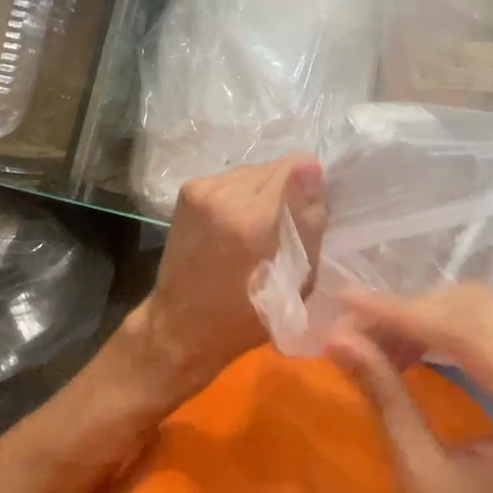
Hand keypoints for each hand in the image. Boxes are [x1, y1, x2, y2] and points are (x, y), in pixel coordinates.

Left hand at [125, 155, 329, 400]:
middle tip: (283, 229)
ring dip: (264, 192)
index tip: (306, 215)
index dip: (309, 188)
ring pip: (254, 170)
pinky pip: (233, 178)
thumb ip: (308, 224)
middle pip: (275, 167)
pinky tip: (237, 223)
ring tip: (259, 228)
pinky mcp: (188, 188)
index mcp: (249, 220)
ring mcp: (201, 187)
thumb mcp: (293, 284)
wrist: (179, 324)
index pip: (295, 167)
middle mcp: (222, 193)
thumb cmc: (242, 319)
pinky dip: (242, 195)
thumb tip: (313, 169)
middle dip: (287, 191)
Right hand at [327, 285, 492, 492]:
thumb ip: (388, 404)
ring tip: (379, 338)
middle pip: (475, 310)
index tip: (342, 301)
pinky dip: (452, 322)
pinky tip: (417, 339)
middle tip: (353, 330)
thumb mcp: (431, 482)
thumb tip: (337, 339)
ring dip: (426, 314)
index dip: (399, 311)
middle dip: (407, 312)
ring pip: (486, 306)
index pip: (465, 332)